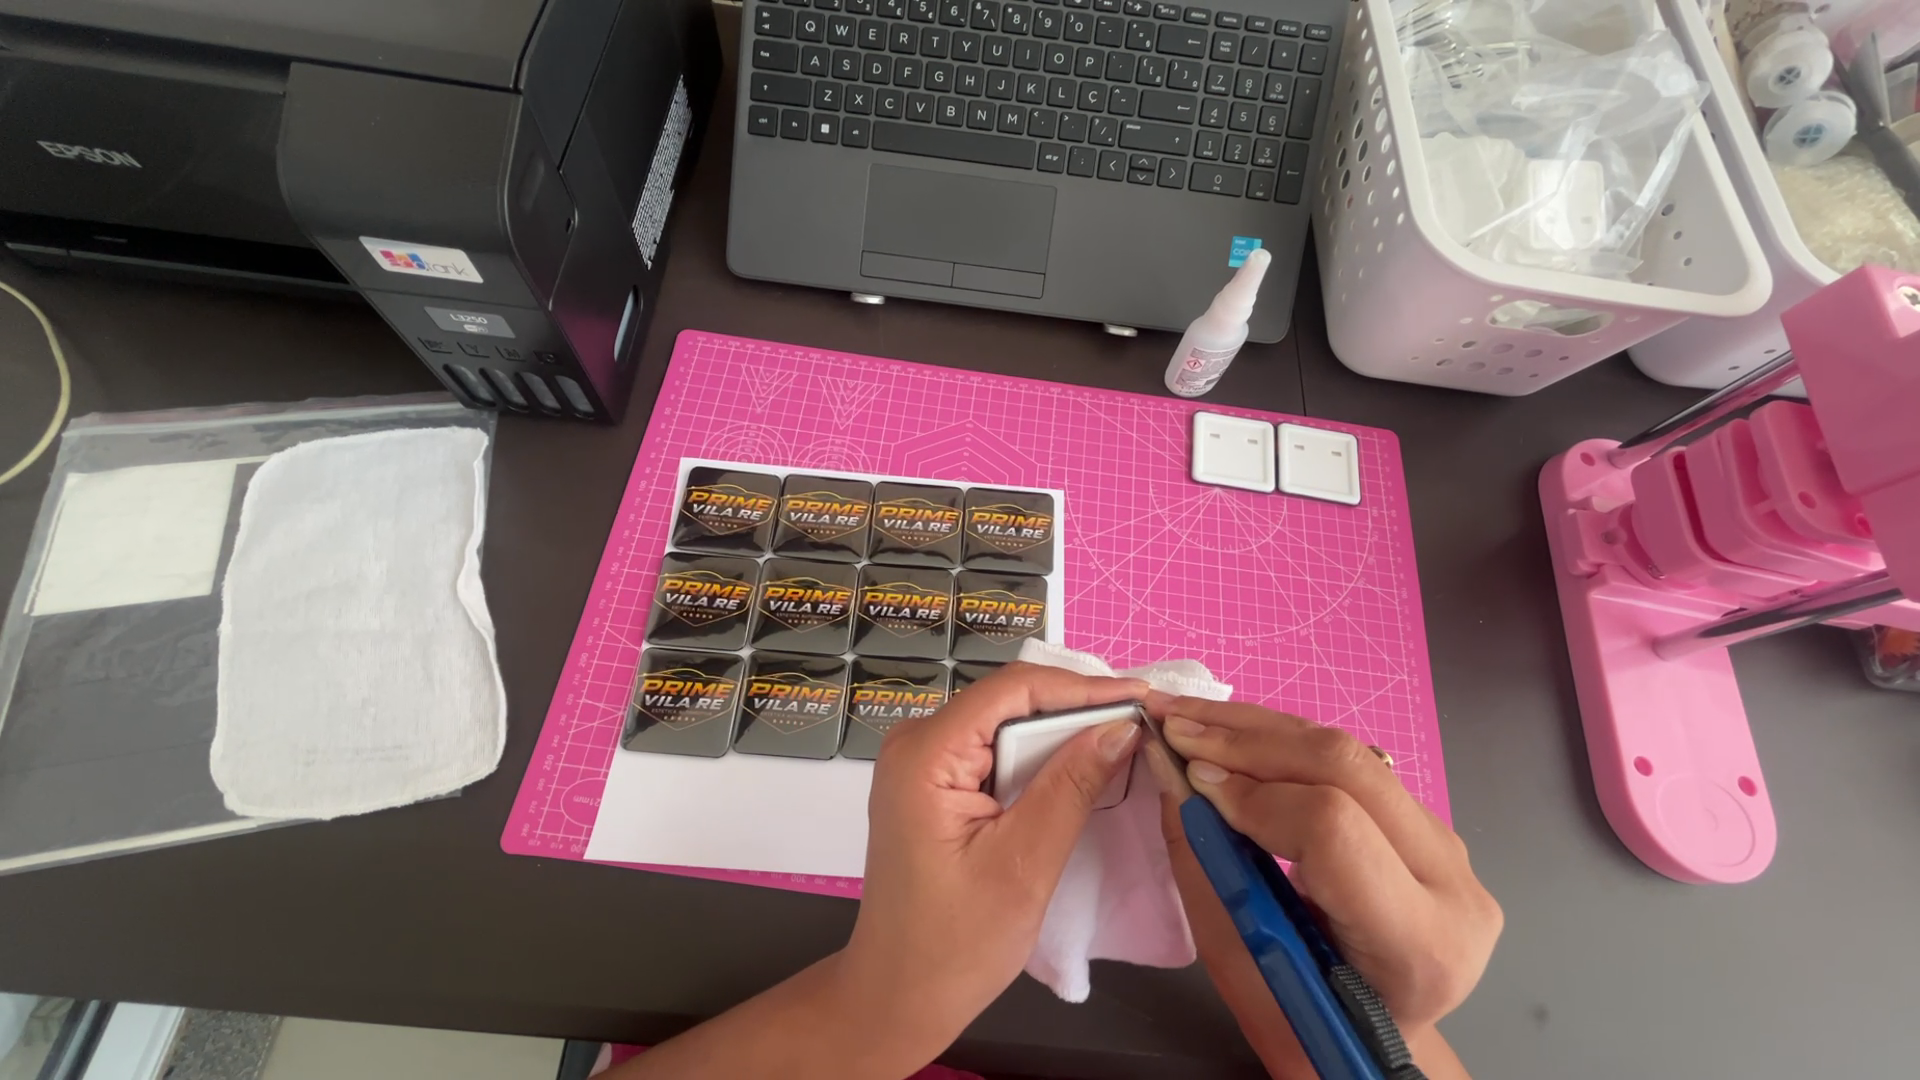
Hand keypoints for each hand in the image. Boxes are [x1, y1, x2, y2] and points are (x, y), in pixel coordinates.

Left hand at [839, 663, 1145, 1066]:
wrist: (898, 995)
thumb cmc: (956, 943)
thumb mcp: (1024, 865)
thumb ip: (1071, 787)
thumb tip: (1120, 726)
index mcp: (925, 754)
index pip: (1011, 691)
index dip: (1080, 687)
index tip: (1140, 694)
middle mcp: (916, 742)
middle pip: (1007, 701)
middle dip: (1075, 706)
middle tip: (1140, 717)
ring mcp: (921, 760)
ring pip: (1003, 723)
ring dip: (1060, 731)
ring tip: (1120, 735)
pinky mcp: (933, 781)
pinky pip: (992, 748)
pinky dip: (1037, 756)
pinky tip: (1076, 763)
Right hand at [1148, 697, 1500, 1073]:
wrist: (1370, 1036)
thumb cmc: (1301, 1017)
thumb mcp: (1238, 958)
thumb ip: (1203, 859)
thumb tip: (1170, 770)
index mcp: (1418, 942)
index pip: (1333, 829)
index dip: (1253, 795)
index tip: (1190, 780)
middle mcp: (1451, 881)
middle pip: (1345, 767)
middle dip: (1245, 740)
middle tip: (1173, 726)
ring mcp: (1443, 841)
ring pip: (1343, 748)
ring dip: (1253, 725)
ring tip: (1184, 714)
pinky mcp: (1418, 816)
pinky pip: (1342, 757)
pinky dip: (1273, 735)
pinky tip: (1223, 727)